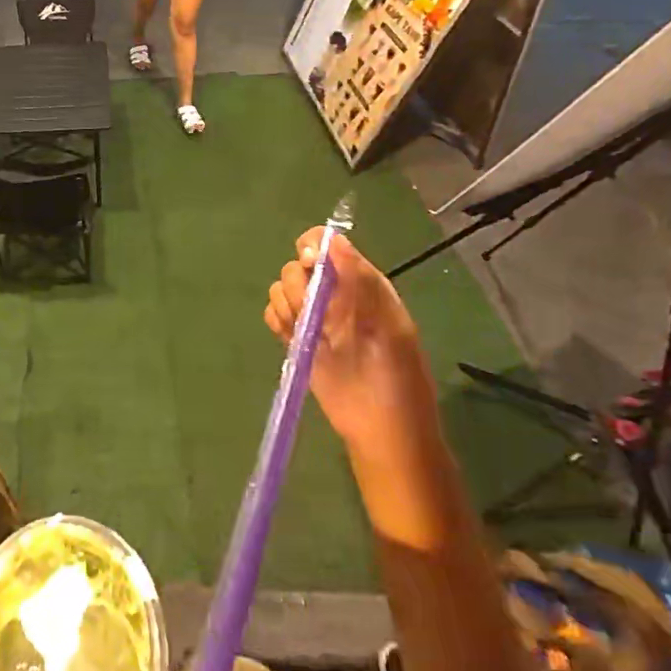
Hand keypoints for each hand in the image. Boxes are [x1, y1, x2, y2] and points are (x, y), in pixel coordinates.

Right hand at [264, 229, 437, 458]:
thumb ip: (362, 280)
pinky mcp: (296, 342)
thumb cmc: (397, 376)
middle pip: (296, 265)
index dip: (312, 245)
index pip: (327, 244)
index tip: (310, 264)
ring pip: (281, 289)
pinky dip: (277, 321)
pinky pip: (273, 315)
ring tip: (308, 332)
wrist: (383, 430)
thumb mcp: (390, 324)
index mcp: (361, 281)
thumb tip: (332, 240)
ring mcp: (313, 318)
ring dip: (288, 304)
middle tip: (316, 313)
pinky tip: (294, 340)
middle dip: (300, 283)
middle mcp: (334, 293)